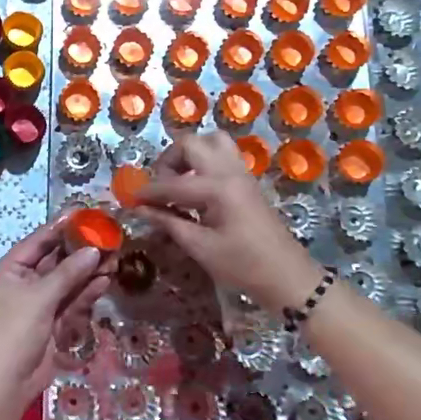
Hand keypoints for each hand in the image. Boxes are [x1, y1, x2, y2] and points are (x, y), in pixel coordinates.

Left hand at [0, 218, 108, 406]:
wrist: (8, 382)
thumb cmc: (15, 330)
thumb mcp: (40, 297)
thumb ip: (68, 273)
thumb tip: (94, 250)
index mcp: (9, 269)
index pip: (38, 241)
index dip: (60, 227)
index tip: (85, 214)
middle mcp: (23, 282)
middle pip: (54, 260)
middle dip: (79, 250)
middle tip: (107, 237)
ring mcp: (38, 302)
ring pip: (66, 280)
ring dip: (87, 270)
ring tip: (114, 257)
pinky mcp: (51, 321)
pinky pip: (70, 300)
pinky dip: (86, 291)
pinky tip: (106, 280)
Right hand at [134, 132, 319, 305]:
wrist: (289, 278)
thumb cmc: (243, 266)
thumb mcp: (200, 247)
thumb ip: (168, 222)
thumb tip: (140, 209)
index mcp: (217, 188)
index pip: (171, 182)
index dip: (147, 192)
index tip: (131, 200)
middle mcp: (229, 172)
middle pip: (191, 144)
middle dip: (168, 161)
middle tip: (160, 187)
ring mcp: (241, 173)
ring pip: (211, 141)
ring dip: (190, 154)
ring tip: (180, 179)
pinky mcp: (247, 181)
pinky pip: (223, 155)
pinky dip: (204, 161)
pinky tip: (197, 187)